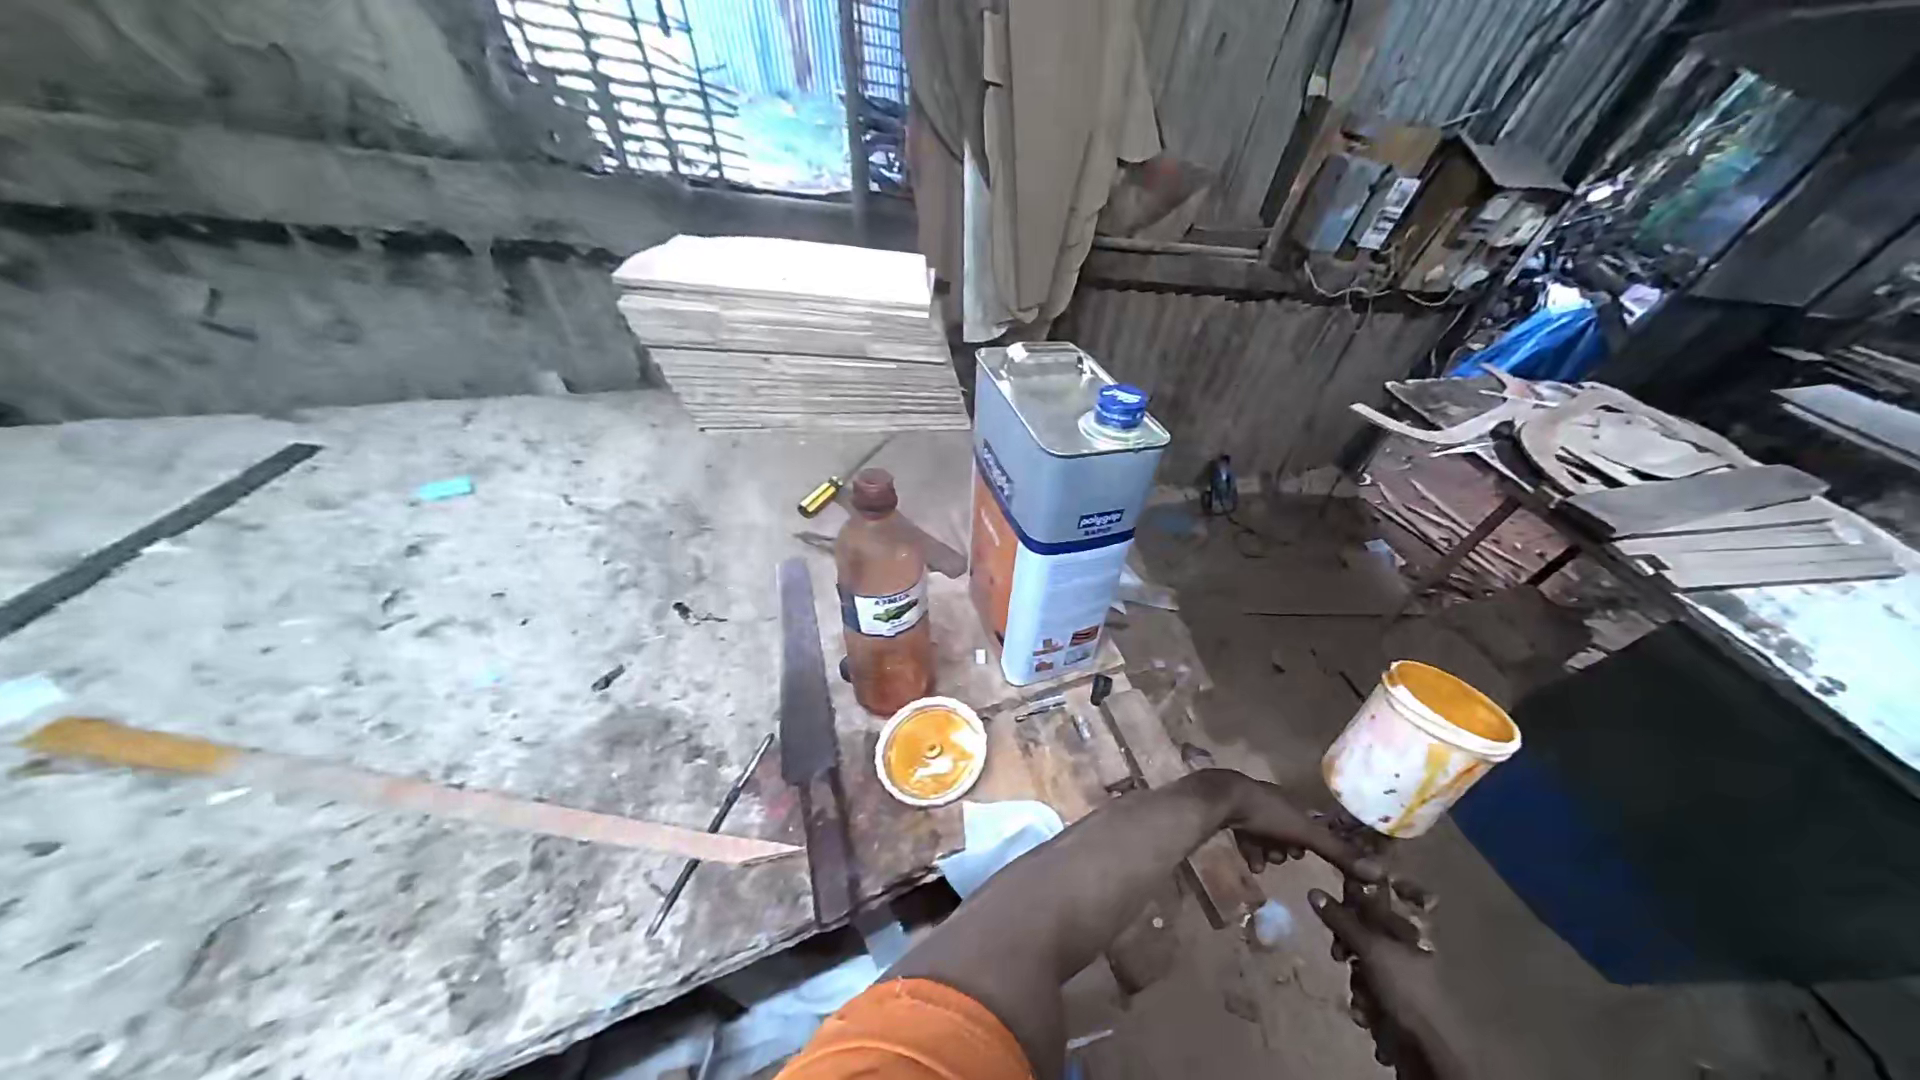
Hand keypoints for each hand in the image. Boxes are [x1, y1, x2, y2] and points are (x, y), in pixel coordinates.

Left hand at [1211, 772, 1384, 881]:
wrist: (1222, 799)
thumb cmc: (1267, 813)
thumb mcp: (1305, 833)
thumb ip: (1338, 852)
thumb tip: (1379, 872)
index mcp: (1294, 801)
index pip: (1314, 823)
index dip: (1316, 841)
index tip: (1312, 853)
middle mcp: (1274, 801)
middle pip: (1290, 832)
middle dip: (1288, 849)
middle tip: (1285, 855)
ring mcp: (1251, 806)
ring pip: (1268, 836)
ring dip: (1269, 852)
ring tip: (1265, 859)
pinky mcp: (1232, 814)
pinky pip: (1247, 837)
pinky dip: (1251, 851)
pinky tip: (1251, 862)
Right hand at [1310, 882, 1469, 1079]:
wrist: (1432, 1053)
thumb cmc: (1407, 991)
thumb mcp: (1371, 949)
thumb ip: (1342, 920)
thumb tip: (1313, 891)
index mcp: (1411, 930)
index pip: (1377, 900)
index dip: (1352, 900)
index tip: (1331, 906)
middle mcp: (1408, 950)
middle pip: (1365, 933)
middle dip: (1348, 948)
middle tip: (1339, 955)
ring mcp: (1403, 979)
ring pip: (1363, 964)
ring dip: (1356, 981)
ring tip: (1361, 998)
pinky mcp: (1396, 1004)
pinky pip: (1369, 990)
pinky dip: (1364, 1001)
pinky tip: (1366, 1013)